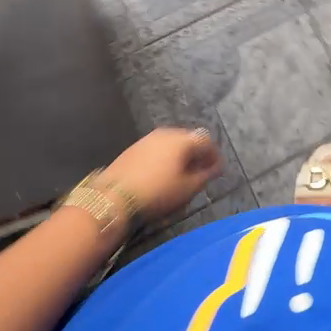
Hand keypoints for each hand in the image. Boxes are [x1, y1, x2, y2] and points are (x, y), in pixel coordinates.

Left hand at [101, 127, 224, 220]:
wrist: (113, 197)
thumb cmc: (157, 193)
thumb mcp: (188, 189)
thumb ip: (205, 175)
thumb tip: (215, 167)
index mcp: (183, 140)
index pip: (207, 140)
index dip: (214, 155)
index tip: (217, 170)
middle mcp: (167, 133)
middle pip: (189, 139)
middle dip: (197, 154)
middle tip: (200, 171)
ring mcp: (148, 138)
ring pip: (172, 143)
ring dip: (180, 155)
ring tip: (181, 174)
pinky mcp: (134, 148)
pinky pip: (157, 149)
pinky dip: (165, 157)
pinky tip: (162, 173)